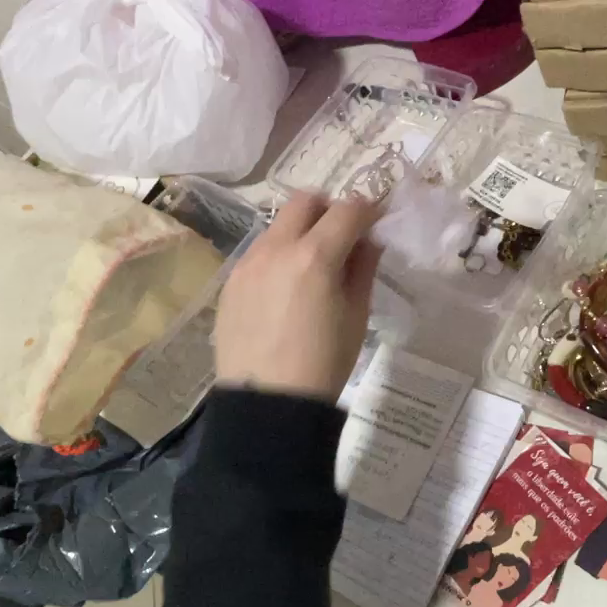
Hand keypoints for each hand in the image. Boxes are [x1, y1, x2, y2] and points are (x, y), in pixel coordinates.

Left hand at [213, 194, 381, 401]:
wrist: (268, 404)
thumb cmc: (324, 364)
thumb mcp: (357, 316)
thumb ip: (363, 269)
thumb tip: (368, 241)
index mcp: (315, 257)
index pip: (348, 210)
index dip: (368, 210)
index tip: (376, 221)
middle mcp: (276, 249)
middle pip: (305, 201)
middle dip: (329, 210)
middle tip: (343, 238)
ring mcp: (248, 263)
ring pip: (277, 225)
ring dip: (301, 232)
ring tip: (312, 269)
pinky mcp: (230, 282)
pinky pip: (259, 252)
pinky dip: (279, 256)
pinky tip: (286, 291)